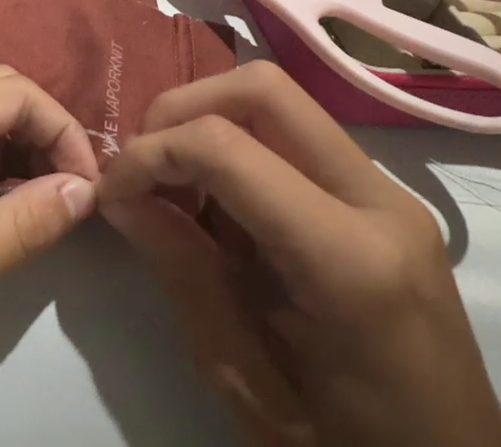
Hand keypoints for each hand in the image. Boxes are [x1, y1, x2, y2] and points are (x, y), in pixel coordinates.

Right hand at [98, 62, 500, 446]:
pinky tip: (219, 210)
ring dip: (209, 127)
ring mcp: (390, 197)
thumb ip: (181, 273)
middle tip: (144, 169)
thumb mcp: (242, 380)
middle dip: (180, 111)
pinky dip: (238, 150)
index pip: (225, 147)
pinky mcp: (384, 202)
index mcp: (349, 259)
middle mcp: (381, 202)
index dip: (148, 155)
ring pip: (279, 103)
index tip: (110, 194)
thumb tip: (120, 194)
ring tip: (176, 192)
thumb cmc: (341, 445)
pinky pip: (296, 139)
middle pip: (262, 90)